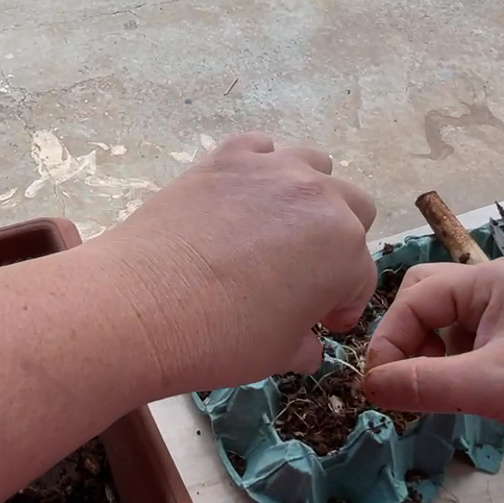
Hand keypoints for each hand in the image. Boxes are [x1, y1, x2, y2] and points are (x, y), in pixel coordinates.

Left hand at [89, 133, 377, 397]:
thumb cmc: (220, 337)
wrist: (142, 304)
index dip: (342, 305)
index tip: (320, 322)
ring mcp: (272, 171)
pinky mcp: (226, 157)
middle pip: (354, 209)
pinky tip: (240, 196)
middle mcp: (319, 200)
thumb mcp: (278, 355)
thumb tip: (307, 346)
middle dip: (338, 242)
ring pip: (315, 167)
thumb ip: (304, 344)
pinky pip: (260, 147)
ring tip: (276, 226)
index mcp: (344, 251)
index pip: (361, 278)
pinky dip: (260, 167)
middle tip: (303, 273)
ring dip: (309, 195)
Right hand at [360, 258, 503, 476]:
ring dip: (429, 356)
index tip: (377, 384)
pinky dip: (454, 368)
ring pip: (447, 325)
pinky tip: (461, 396)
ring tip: (431, 394)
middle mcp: (500, 288)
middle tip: (402, 379)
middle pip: (427, 299)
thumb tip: (367, 387)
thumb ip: (422, 383)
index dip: (390, 338)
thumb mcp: (491, 385)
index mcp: (492, 279)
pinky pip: (470, 346)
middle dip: (407, 338)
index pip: (416, 296)